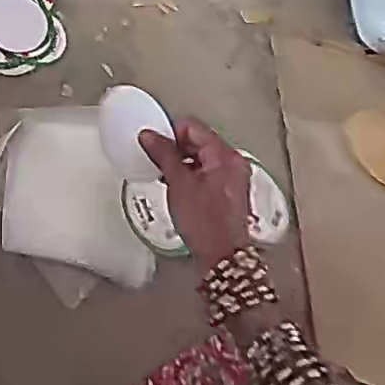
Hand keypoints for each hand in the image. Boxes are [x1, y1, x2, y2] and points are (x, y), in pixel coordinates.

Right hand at [140, 117, 251, 266]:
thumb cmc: (205, 222)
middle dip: (177, 148)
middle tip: (158, 160)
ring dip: (183, 161)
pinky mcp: (230, 192)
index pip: (193, 127)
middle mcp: (233, 162)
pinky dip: (192, 174)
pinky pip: (208, 172)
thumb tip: (150, 136)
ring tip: (167, 176)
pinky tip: (179, 187)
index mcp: (224, 154)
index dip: (171, 132)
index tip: (155, 143)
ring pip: (203, 156)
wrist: (222, 258)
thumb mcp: (178, 183)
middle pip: (200, 140)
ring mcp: (234, 177)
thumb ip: (163, 154)